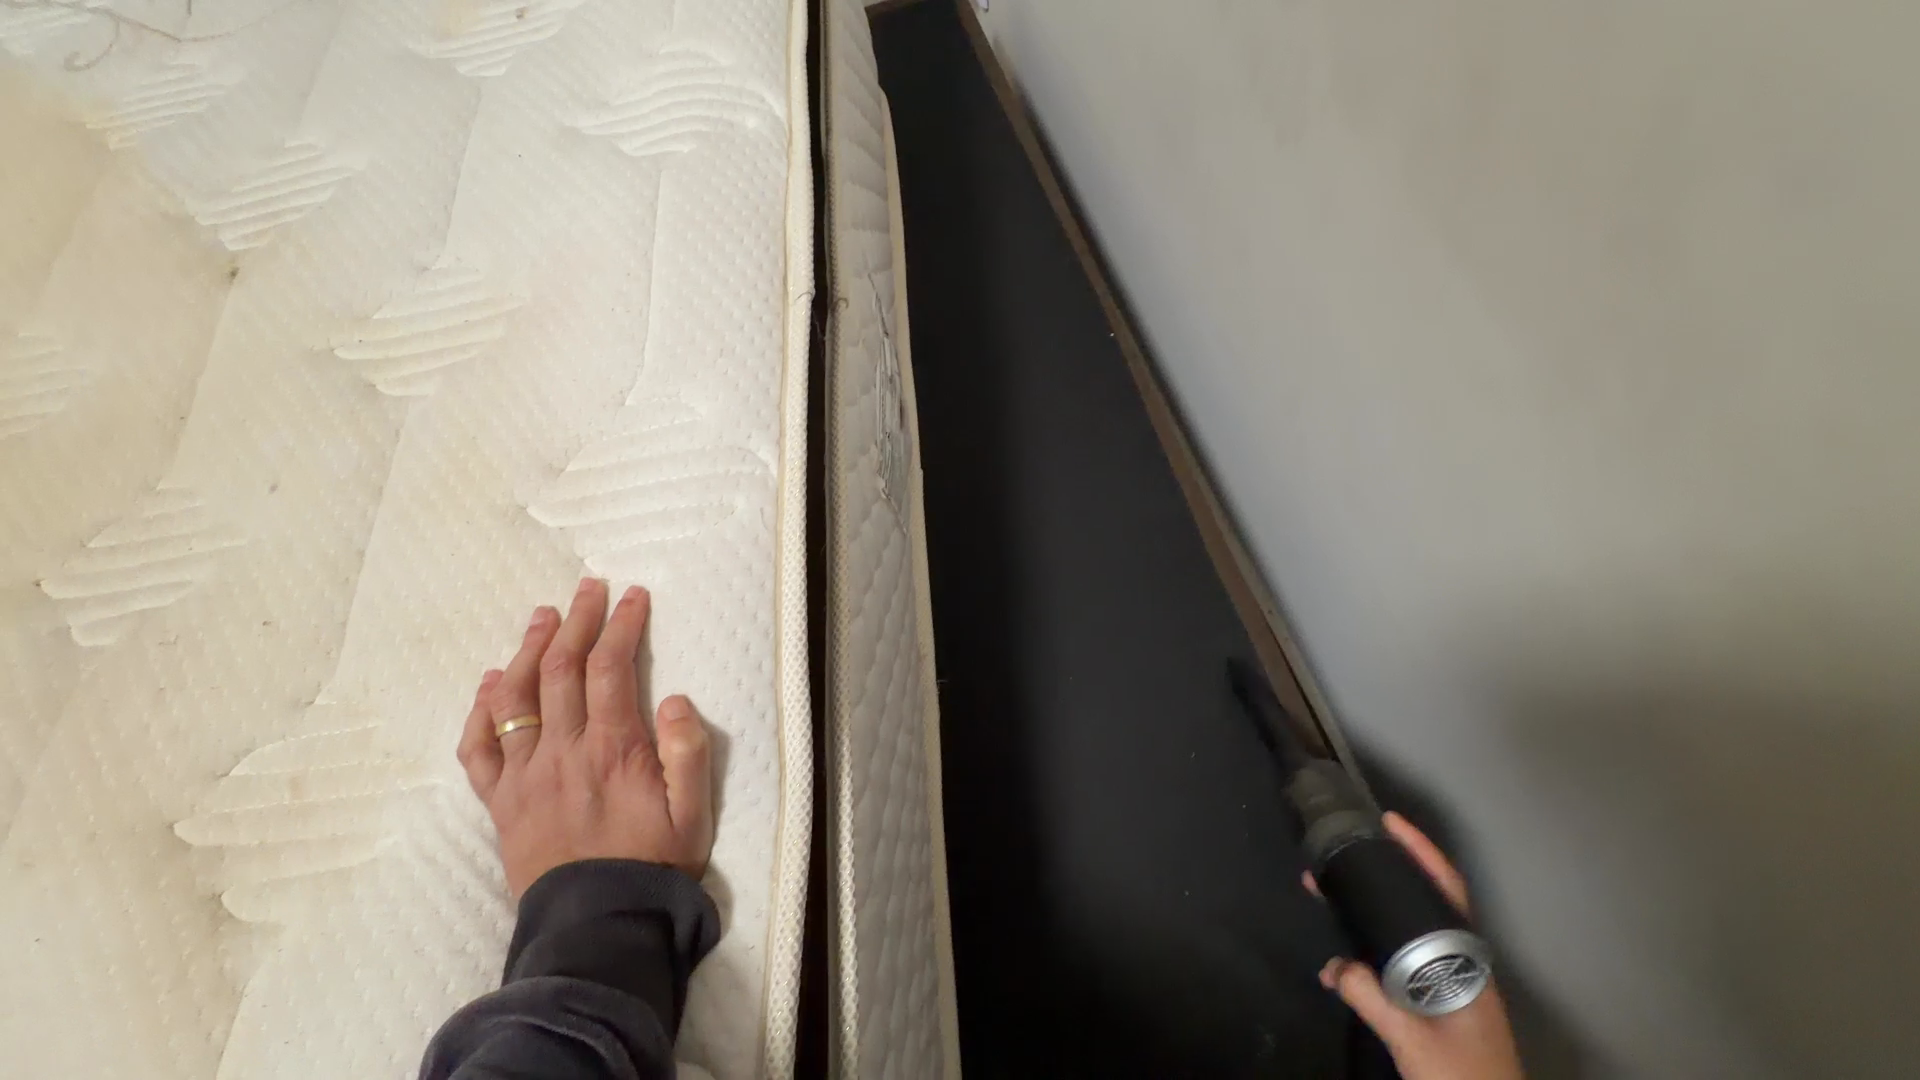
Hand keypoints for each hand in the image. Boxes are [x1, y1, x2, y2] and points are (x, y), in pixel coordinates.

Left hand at [457, 578, 714, 896]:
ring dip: (530, 650)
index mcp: (614, 749)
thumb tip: (673, 698)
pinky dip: (481, 710)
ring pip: (518, 697)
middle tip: (587, 588)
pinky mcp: (502, 801)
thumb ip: (688, 752)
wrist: (599, 925)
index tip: (632, 596)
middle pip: (563, 670)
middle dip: (577, 621)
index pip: (612, 669)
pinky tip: (492, 682)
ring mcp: (526, 775)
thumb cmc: (655, 864)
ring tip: (542, 616)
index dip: (621, 625)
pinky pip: (479, 748)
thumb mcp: (694, 812)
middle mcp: (563, 752)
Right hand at [1307, 812, 1524, 1079]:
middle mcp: (1462, 965)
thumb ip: (1372, 998)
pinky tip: (1349, 953)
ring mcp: (1452, 984)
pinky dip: (1375, 943)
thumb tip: (1333, 965)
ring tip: (1335, 892)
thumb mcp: (1412, 1039)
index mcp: (1466, 963)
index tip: (1389, 823)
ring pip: (1412, 929)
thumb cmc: (1462, 1076)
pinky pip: (1404, 956)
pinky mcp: (1439, 1003)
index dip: (1421, 852)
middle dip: (1389, 872)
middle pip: (1426, 901)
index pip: (1447, 891)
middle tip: (1349, 850)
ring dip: (1376, 908)